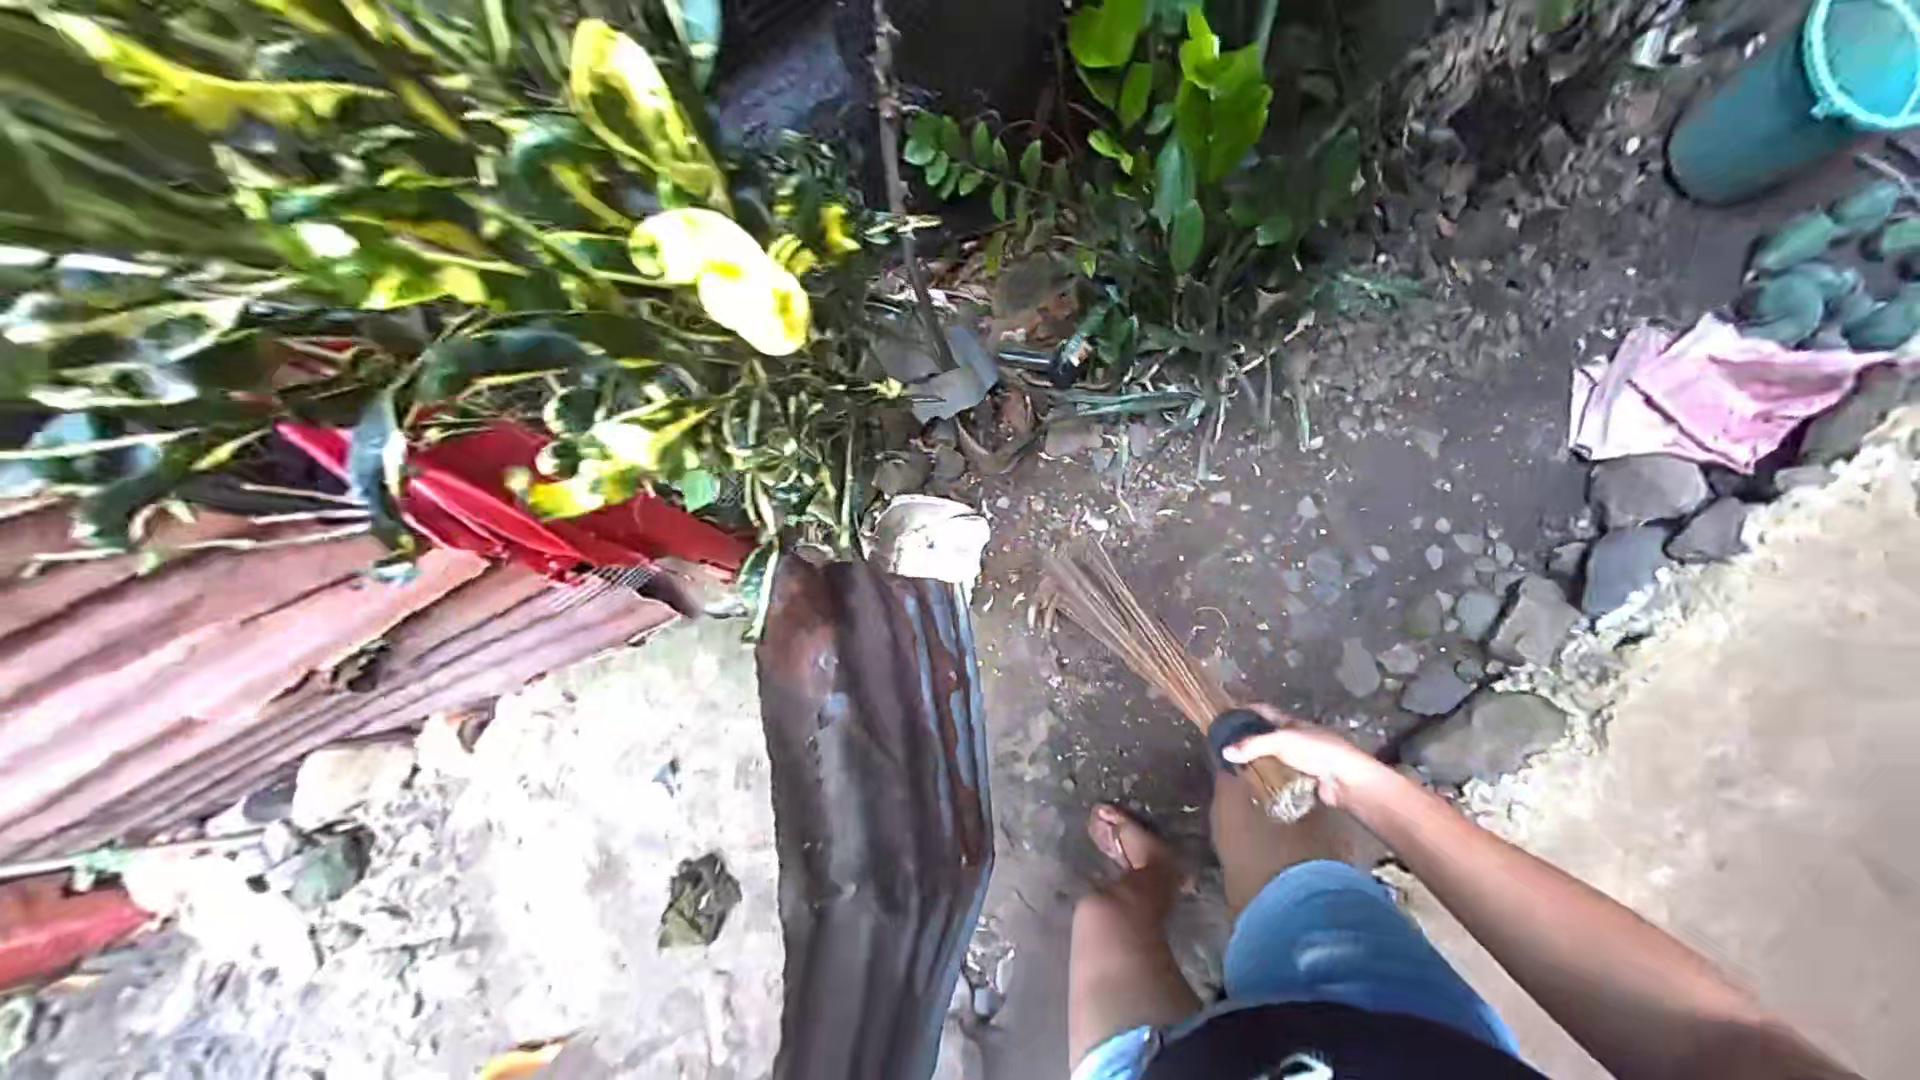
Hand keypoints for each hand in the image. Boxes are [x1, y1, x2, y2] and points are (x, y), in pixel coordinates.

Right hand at [1225, 705, 1396, 809]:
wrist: (1348, 780)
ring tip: (1235, 763)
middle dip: (1250, 736)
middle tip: (1226, 741)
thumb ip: (1252, 745)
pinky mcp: (1306, 777)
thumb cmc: (1317, 751)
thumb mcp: (1281, 742)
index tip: (1228, 712)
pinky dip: (1269, 776)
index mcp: (1291, 722)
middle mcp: (1296, 737)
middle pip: (1268, 733)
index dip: (1247, 708)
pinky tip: (1255, 780)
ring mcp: (1302, 758)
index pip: (1264, 710)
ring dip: (1259, 759)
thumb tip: (1224, 751)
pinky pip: (1281, 774)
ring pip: (1274, 755)